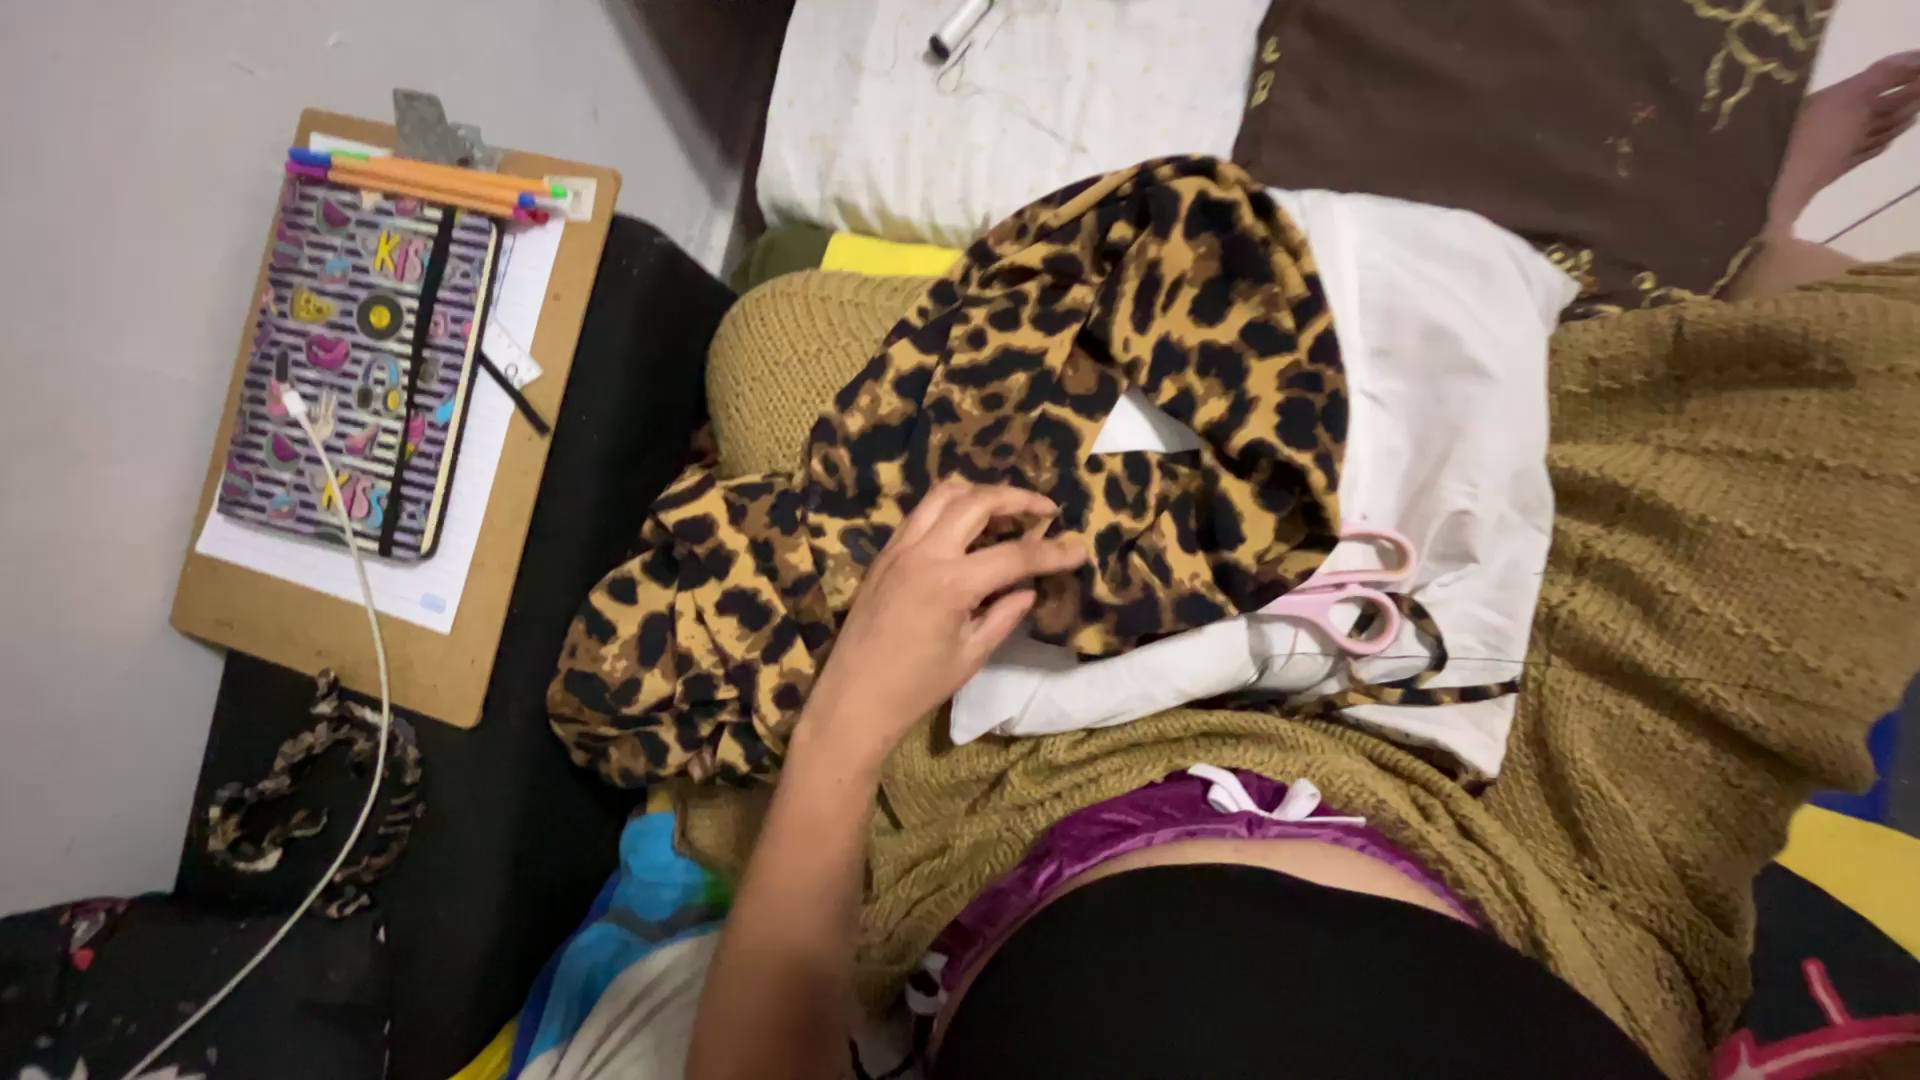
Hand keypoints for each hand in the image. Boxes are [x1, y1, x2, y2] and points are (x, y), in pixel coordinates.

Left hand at [800, 479, 1087, 767]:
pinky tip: (966, 526)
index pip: (1015, 555)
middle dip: (1017, 498)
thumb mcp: (971, 656)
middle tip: (1045, 508)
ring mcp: (900, 548)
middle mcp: (924, 553)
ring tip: (1006, 509)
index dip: (1053, 551)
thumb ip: (1004, 615)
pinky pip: (921, 513)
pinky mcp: (884, 554)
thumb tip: (1027, 589)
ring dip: (980, 493)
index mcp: (951, 583)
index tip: (1079, 549)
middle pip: (978, 501)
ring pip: (943, 495)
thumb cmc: (916, 687)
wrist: (853, 697)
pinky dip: (950, 507)